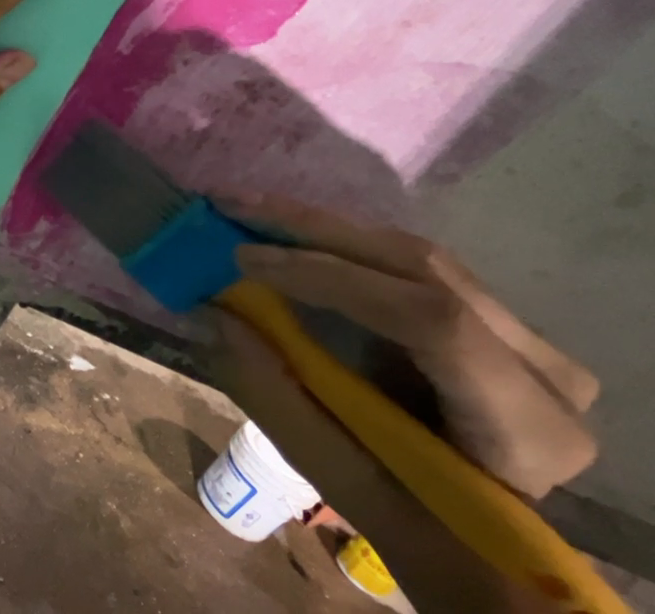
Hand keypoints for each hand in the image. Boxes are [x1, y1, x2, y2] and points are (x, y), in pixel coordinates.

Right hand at [208, 193, 598, 500]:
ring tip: (243, 210)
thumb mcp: (338, 476)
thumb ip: (274, 393)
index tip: (243, 261)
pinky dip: (339, 245)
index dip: (332, 279)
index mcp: (522, 427)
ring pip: (416, 257)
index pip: (430, 321)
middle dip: (314, 232)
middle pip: (423, 270)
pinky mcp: (496, 324)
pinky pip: (410, 267)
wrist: (480, 544)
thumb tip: (208, 311)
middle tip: (227, 208)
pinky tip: (285, 232)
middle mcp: (543, 371)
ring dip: (321, 228)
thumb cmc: (413, 525)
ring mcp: (526, 341)